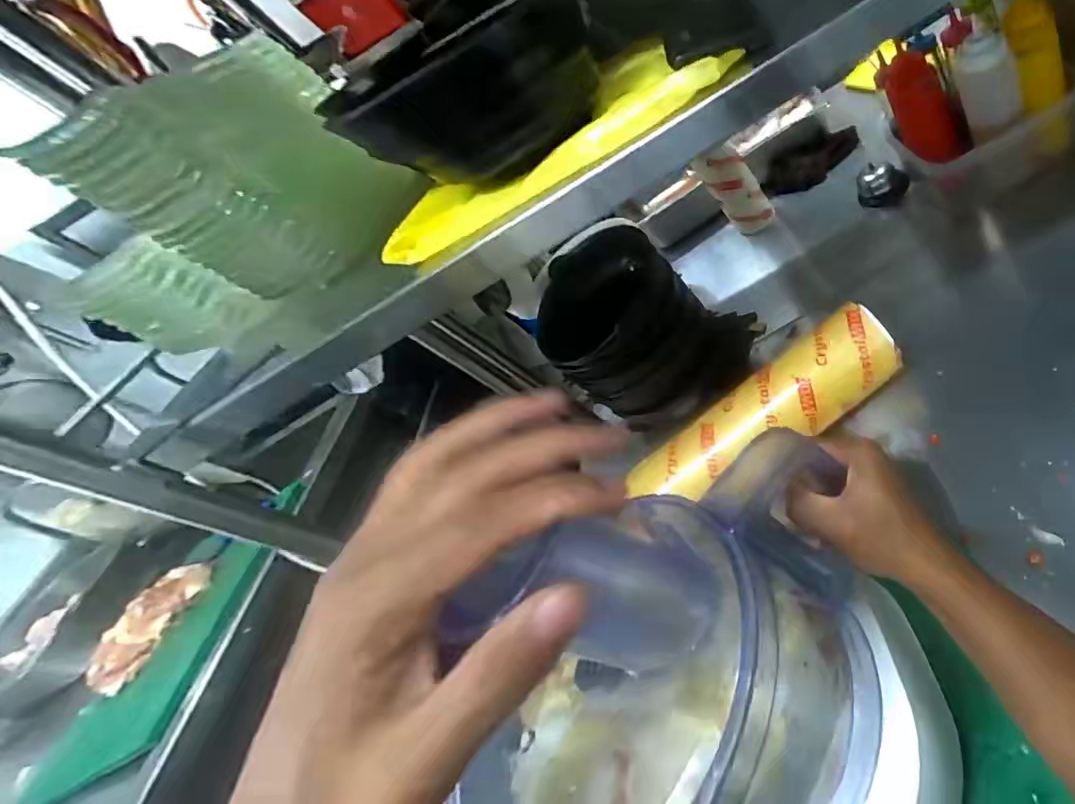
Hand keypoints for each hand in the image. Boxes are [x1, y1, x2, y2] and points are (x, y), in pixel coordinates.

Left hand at [231, 392, 627, 803]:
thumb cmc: (357, 784)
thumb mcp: (427, 754)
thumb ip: (498, 675)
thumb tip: (578, 591)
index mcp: (377, 601)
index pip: (482, 519)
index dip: (559, 495)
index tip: (623, 495)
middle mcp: (364, 559)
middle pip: (462, 473)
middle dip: (545, 444)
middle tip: (617, 439)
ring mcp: (360, 553)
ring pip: (432, 460)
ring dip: (500, 423)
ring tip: (560, 404)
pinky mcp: (367, 558)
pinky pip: (418, 477)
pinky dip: (468, 442)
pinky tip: (502, 439)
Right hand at [785, 432, 958, 587]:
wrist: (922, 560)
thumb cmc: (879, 536)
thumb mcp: (831, 522)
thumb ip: (799, 502)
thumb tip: (779, 489)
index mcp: (859, 451)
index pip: (811, 445)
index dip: (787, 462)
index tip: (765, 481)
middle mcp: (868, 453)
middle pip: (821, 461)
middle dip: (801, 483)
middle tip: (779, 505)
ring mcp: (875, 472)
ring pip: (832, 478)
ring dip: (816, 497)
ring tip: (797, 519)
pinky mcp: (878, 490)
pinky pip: (845, 489)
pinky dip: (831, 504)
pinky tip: (820, 528)